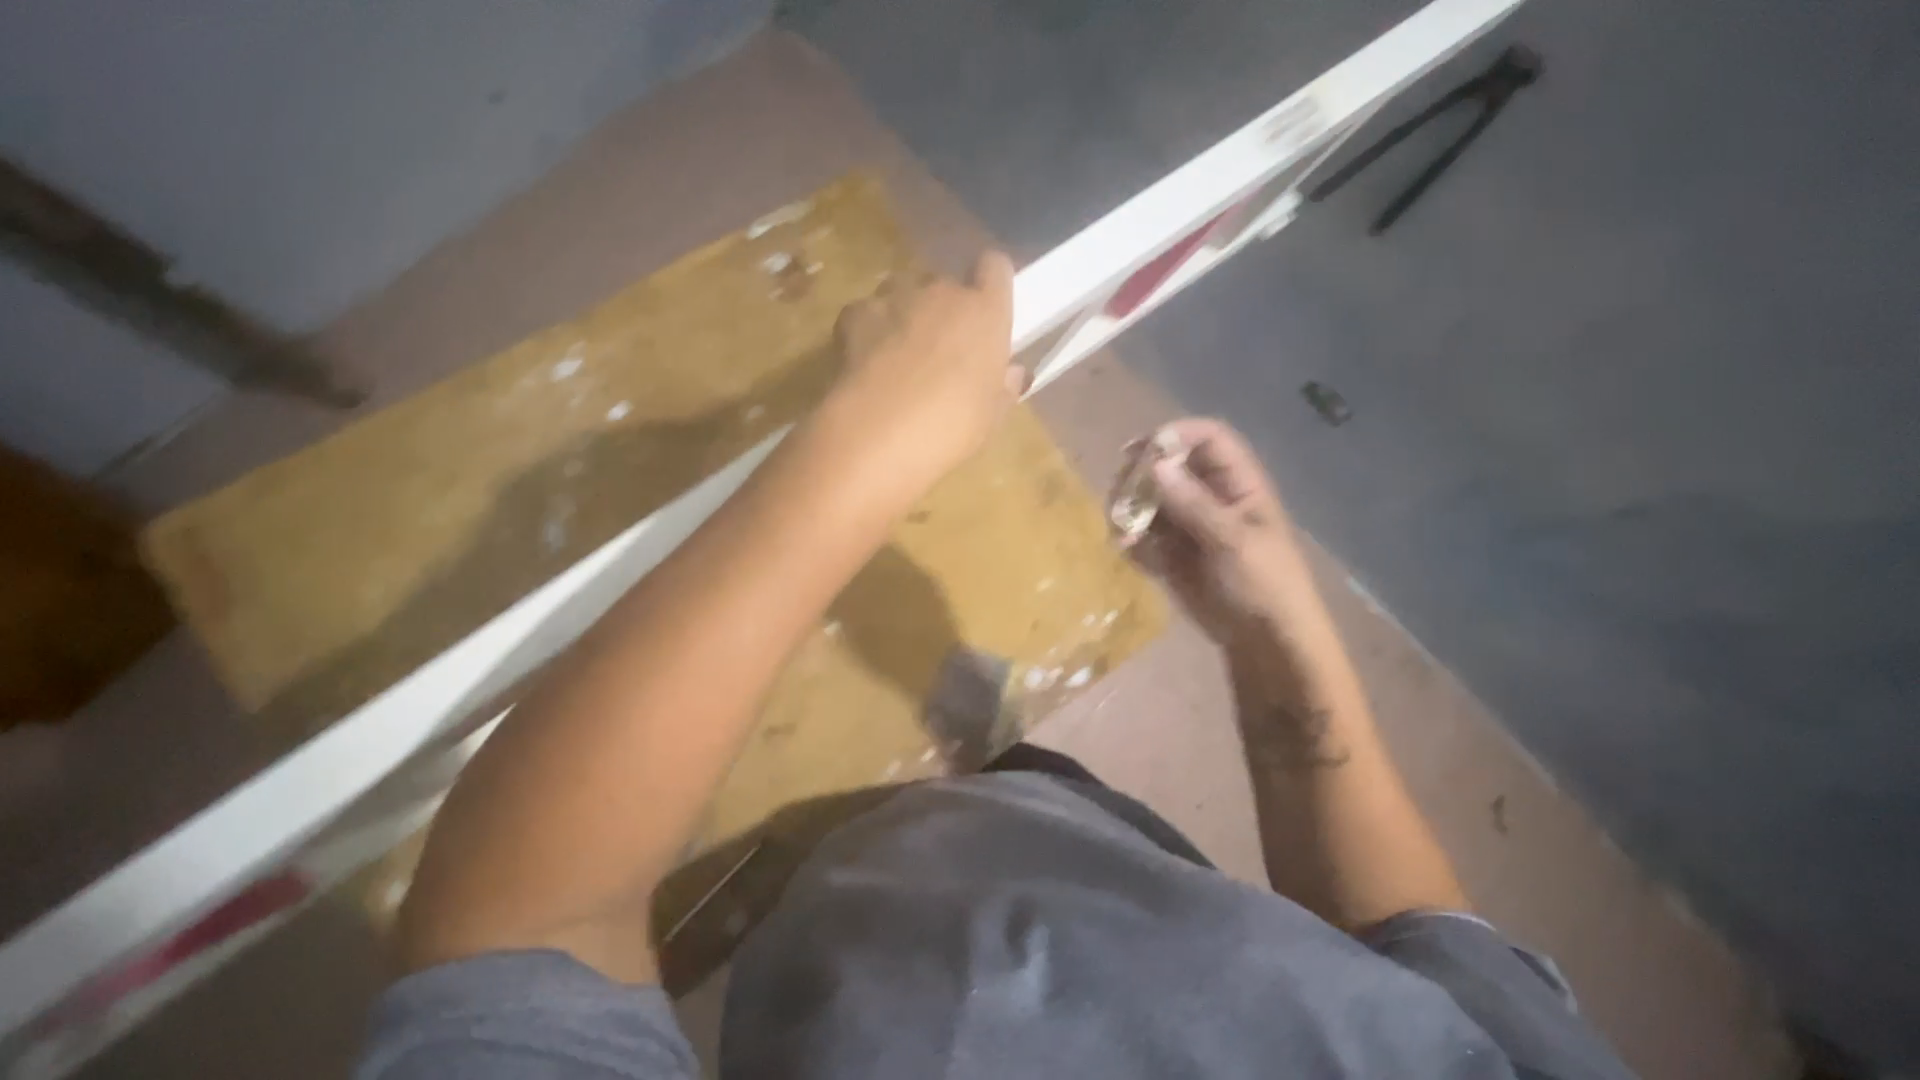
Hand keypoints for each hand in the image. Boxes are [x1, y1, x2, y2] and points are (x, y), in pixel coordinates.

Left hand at [824, 251, 1022, 487]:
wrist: (877, 434)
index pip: (995, 267)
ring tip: (898, 356)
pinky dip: (868, 329)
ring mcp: (894, 297)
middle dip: (943, 308)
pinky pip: (867, 311)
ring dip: (905, 313)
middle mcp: (942, 291)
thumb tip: (1011, 373)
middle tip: (940, 350)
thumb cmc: (950, 427)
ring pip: (903, 292)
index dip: (990, 284)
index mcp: (985, 311)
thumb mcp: (990, 418)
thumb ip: (1003, 388)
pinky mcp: (854, 312)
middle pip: (946, 283)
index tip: (986, 310)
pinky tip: (865, 364)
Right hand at [1127, 418, 1331, 652]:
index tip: (1143, 450)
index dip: (1177, 436)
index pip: (1208, 439)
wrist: (1266, 642)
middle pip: (1170, 467)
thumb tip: (1155, 464)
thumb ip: (1192, 503)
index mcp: (1238, 485)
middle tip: (1121, 492)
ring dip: (1130, 509)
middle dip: (1142, 476)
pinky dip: (1132, 541)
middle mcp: (1211, 498)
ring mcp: (1189, 527)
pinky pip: (1144, 537)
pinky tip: (1128, 552)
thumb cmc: (1265, 584)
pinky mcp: (1173, 556)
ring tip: (1119, 528)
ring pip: (1151, 502)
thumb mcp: (1232, 541)